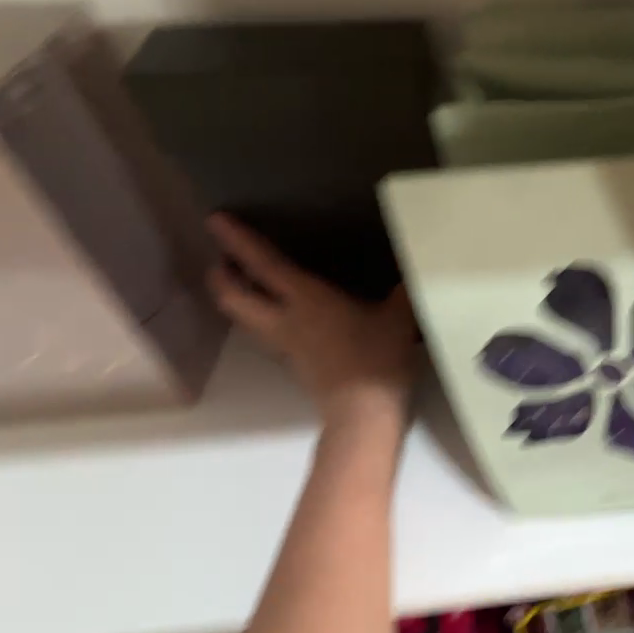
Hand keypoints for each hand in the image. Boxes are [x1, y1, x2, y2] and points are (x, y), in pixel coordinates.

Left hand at [206, 215, 418, 424]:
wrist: (364, 412)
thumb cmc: (377, 358)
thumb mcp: (400, 317)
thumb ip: (404, 290)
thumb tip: (418, 266)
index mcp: (307, 299)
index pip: (263, 264)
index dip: (238, 240)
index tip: (215, 220)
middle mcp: (285, 319)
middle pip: (233, 295)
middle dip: (222, 275)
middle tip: (223, 260)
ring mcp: (285, 345)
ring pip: (242, 317)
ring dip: (233, 297)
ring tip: (241, 283)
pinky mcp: (295, 364)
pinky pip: (264, 333)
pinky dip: (259, 317)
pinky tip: (279, 315)